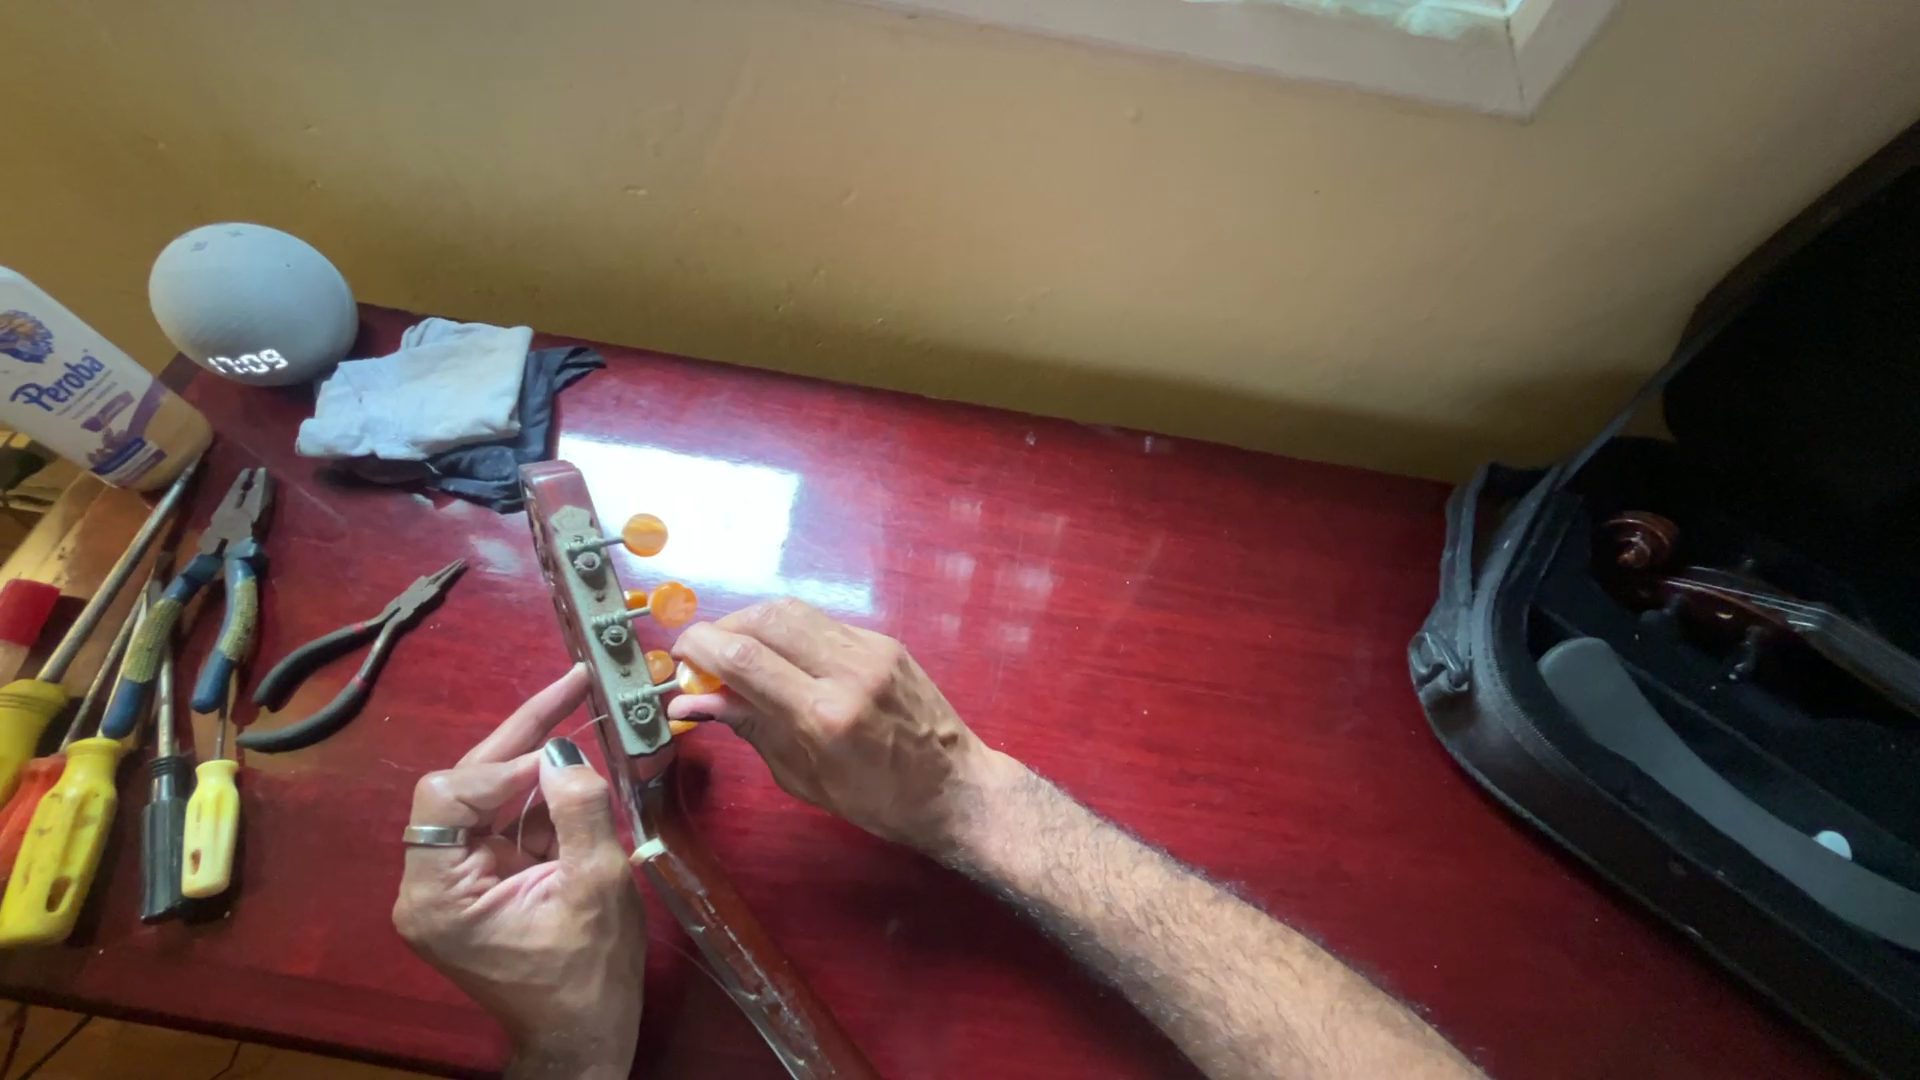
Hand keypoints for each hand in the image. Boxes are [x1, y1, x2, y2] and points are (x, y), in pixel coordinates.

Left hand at [393, 666, 645, 1078]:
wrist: (585, 1031)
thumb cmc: (589, 971)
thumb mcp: (596, 887)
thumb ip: (579, 813)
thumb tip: (566, 752)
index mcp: (438, 894)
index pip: (446, 796)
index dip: (504, 768)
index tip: (563, 766)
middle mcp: (433, 879)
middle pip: (465, 781)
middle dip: (523, 734)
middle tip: (575, 683)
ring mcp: (459, 876)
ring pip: (488, 788)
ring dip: (537, 752)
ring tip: (582, 704)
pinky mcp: (488, 873)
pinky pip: (511, 811)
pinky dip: (547, 784)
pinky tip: (579, 761)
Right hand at [667, 597, 1020, 854]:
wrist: (956, 785)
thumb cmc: (878, 800)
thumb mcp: (803, 778)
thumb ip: (750, 727)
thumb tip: (691, 701)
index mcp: (825, 715)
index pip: (745, 659)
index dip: (700, 649)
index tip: (679, 657)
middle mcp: (849, 671)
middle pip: (768, 618)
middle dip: (723, 627)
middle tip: (704, 654)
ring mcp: (872, 650)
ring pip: (795, 610)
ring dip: (754, 622)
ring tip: (737, 651)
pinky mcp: (886, 641)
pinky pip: (824, 623)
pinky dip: (791, 632)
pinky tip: (783, 656)